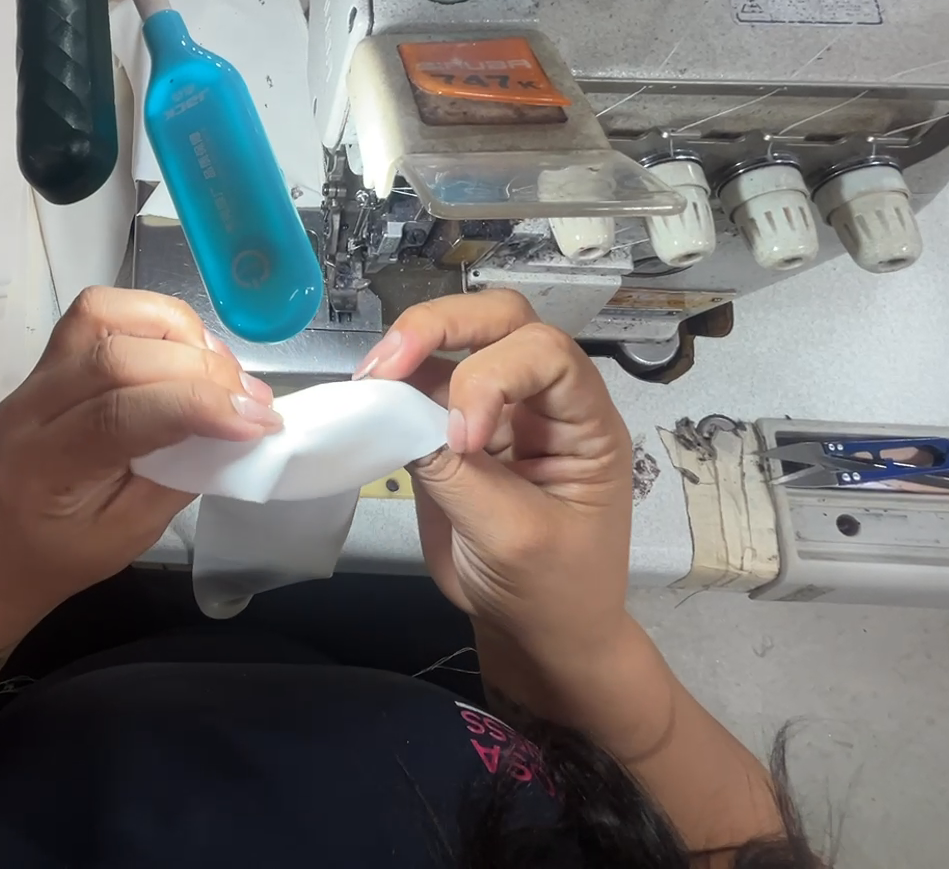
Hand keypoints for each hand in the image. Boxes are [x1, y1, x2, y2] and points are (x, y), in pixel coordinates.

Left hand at [0, 286, 281, 604]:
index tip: (256, 419)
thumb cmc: (74, 547)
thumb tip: (238, 420)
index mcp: (42, 465)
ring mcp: (35, 372)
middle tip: (250, 398)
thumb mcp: (134, 531)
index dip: (196, 405)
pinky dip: (156, 320)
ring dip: (176, 329)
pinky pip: (103, 312)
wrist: (18, 538)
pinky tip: (188, 351)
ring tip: (220, 369)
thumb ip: (182, 472)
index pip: (117, 414)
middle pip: (114, 356)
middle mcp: (28, 406)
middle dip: (198, 369)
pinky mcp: (52, 353)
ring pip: (103, 312)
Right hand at [355, 291, 632, 656]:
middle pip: (502, 320)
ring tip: (369, 376)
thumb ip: (458, 472)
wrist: (533, 627)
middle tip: (390, 359)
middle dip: (444, 325)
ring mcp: (494, 409)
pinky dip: (390, 382)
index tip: (462, 442)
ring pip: (456, 339)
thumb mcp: (513, 536)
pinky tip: (365, 396)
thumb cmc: (550, 588)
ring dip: (409, 346)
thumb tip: (396, 419)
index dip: (493, 380)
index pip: (543, 355)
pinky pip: (420, 384)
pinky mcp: (449, 426)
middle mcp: (541, 401)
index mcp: (583, 421)